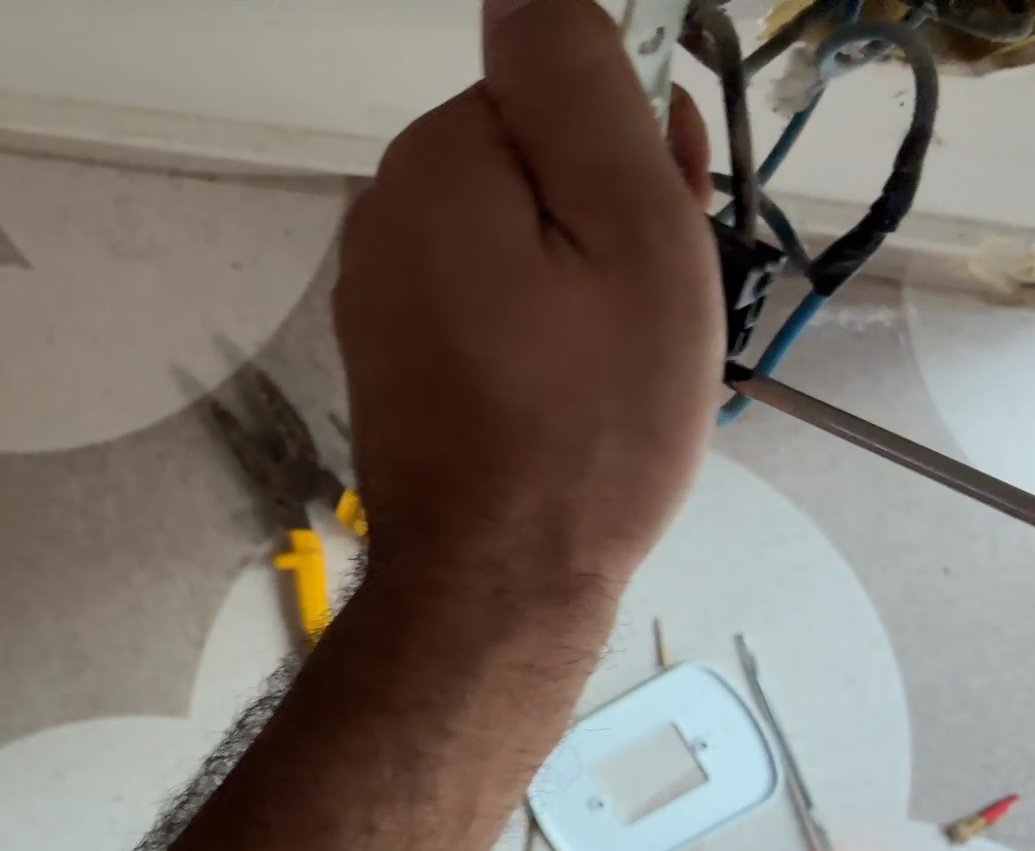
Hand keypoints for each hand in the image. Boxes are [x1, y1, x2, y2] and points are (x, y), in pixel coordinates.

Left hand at [334, 0, 719, 619]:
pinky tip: (553, 389)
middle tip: (637, 314)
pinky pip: (474, 303)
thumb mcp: (629, 229)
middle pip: (522, 168)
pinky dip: (524, 325)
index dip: (624, 154)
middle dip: (596, 216)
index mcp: (433, 164)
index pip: (551, 93)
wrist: (497, 578)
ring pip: (503, 240)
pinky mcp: (385, 359)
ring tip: (601, 365)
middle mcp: (380, 219)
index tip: (661, 228)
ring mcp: (373, 297)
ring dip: (569, 276)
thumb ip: (578, 89)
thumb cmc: (588, 418)